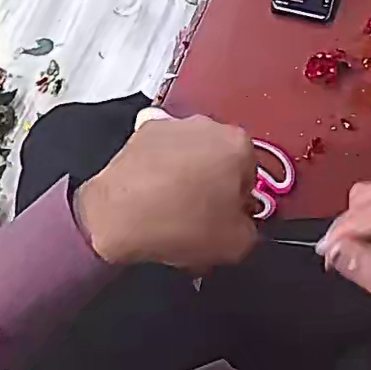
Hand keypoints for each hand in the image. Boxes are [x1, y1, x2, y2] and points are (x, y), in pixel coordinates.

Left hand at [74, 113, 258, 270]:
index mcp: (239, 145)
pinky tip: (153, 194)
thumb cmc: (178, 222)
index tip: (225, 218)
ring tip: (172, 208)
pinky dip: (161, 167)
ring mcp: (174, 124)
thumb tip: (243, 225)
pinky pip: (163, 151)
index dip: (238, 202)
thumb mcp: (236, 244)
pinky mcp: (144, 131)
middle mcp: (209, 125)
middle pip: (221, 159)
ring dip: (188, 174)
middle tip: (201, 215)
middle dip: (214, 183)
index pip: (250, 176)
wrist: (119, 216)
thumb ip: (251, 230)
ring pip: (192, 153)